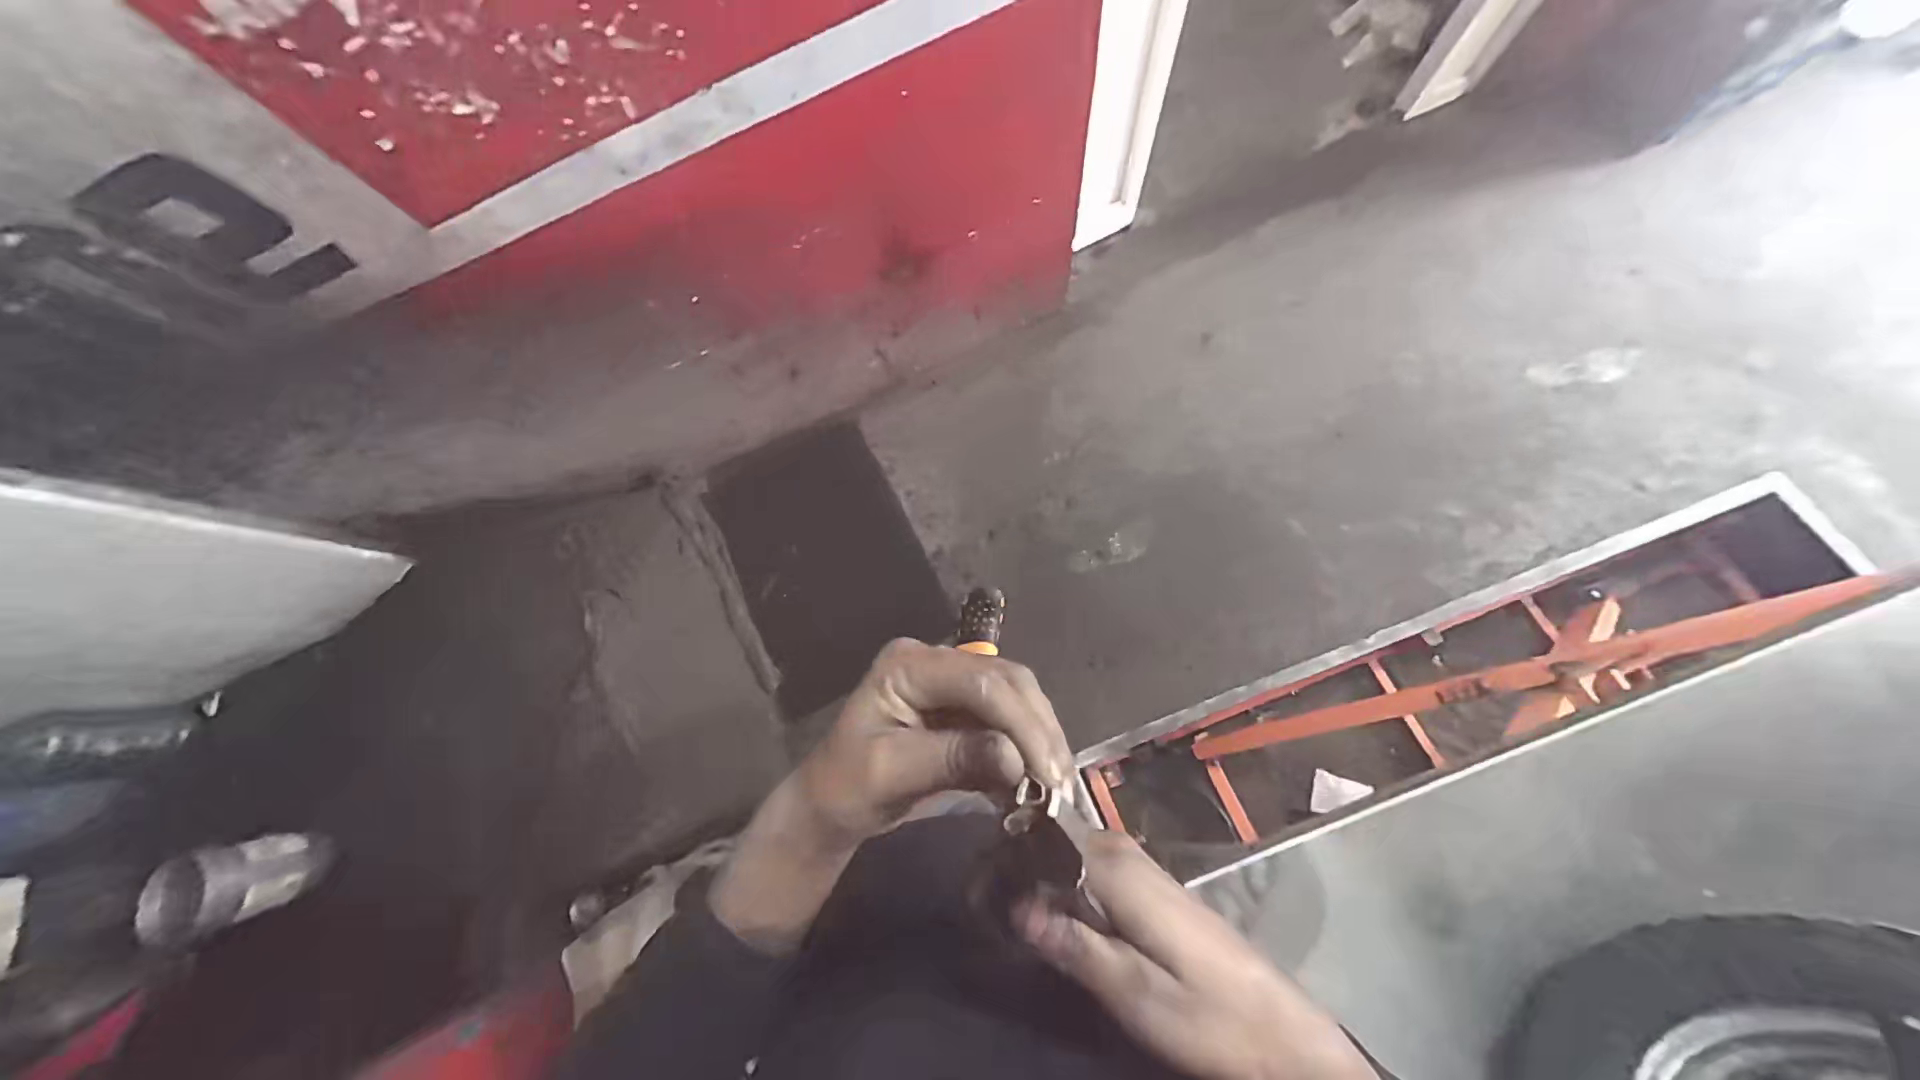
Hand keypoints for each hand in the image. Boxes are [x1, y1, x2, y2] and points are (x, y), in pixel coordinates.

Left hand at [710, 639, 1071, 952]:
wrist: (830, 804)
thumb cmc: (847, 786)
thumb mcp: (891, 773)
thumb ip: (952, 759)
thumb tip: (1017, 760)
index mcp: (909, 665)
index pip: (981, 681)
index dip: (1019, 723)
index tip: (1046, 772)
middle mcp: (936, 661)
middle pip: (1006, 681)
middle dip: (1037, 729)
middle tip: (1060, 782)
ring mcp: (951, 682)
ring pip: (1016, 697)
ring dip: (1041, 738)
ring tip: (1057, 785)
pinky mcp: (964, 708)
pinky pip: (1008, 720)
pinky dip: (1028, 749)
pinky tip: (1039, 780)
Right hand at [1018, 832, 1375, 1079]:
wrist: (1286, 1038)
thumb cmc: (1212, 1019)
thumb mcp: (1138, 995)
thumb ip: (1076, 945)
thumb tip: (1016, 906)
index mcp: (1120, 871)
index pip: (1047, 840)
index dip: (1008, 857)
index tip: (976, 885)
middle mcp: (1130, 854)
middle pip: (1058, 839)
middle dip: (1020, 863)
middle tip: (985, 898)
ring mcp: (1145, 868)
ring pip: (1075, 852)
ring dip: (1041, 873)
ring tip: (1008, 904)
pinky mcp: (1153, 888)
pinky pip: (1094, 868)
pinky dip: (1066, 883)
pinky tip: (1054, 912)